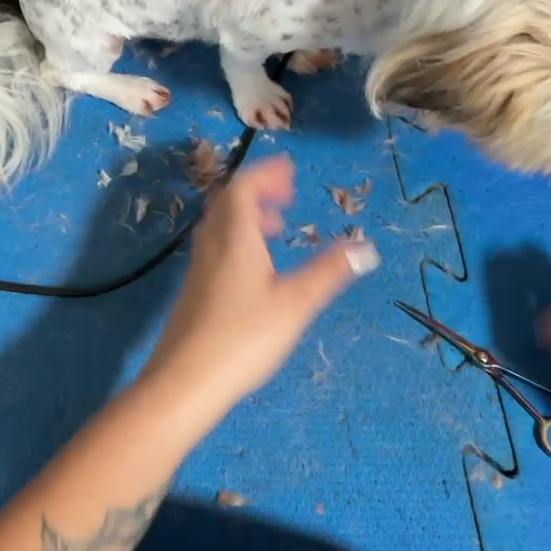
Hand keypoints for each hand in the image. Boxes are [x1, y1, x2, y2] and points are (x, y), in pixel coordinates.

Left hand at [140, 156, 378, 417]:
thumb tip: (365, 246)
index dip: (266, 173)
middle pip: (228, 201)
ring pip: (220, 224)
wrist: (185, 380)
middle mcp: (211, 243)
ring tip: (276, 228)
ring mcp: (198, 266)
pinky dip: (237, 238)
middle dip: (257, 190)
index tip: (289, 171)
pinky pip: (215, 245)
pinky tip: (254, 269)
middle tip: (286, 195)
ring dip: (247, 215)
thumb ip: (328, 272)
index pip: (243, 186)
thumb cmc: (243, 337)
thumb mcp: (294, 304)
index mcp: (235, 236)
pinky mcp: (193, 289)